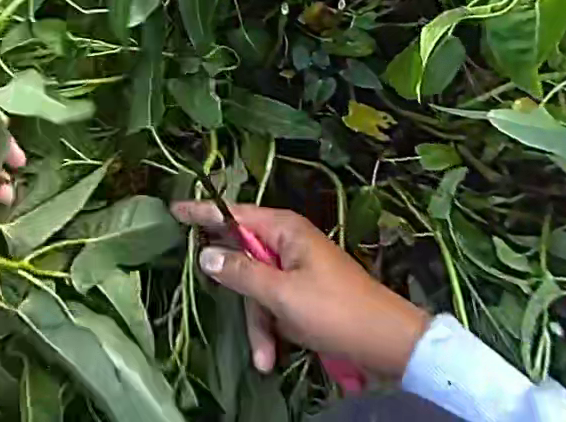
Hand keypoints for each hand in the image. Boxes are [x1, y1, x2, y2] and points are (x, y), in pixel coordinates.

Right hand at [171, 201, 428, 379]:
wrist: (390, 345)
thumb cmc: (335, 311)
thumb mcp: (282, 294)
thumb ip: (241, 272)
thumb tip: (206, 252)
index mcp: (283, 228)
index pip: (233, 213)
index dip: (203, 211)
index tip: (174, 209)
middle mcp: (287, 240)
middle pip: (243, 256)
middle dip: (240, 293)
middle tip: (239, 318)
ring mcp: (296, 266)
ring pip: (256, 285)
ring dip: (258, 321)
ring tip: (265, 356)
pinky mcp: (303, 291)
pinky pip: (273, 302)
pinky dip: (271, 327)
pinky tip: (274, 354)